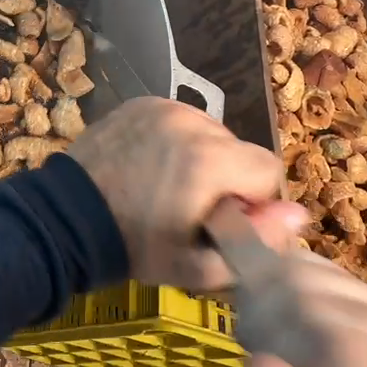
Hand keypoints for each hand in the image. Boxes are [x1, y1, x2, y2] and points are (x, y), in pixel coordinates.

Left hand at [67, 97, 288, 288]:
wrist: (69, 216)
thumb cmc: (137, 246)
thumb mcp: (201, 264)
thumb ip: (259, 242)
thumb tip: (298, 214)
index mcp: (207, 160)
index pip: (267, 167)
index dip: (256, 200)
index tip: (226, 219)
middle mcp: (188, 121)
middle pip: (238, 147)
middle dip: (229, 177)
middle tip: (195, 207)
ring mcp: (160, 106)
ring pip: (210, 131)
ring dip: (205, 156)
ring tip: (171, 185)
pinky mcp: (139, 102)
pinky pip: (179, 119)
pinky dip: (177, 140)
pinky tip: (153, 165)